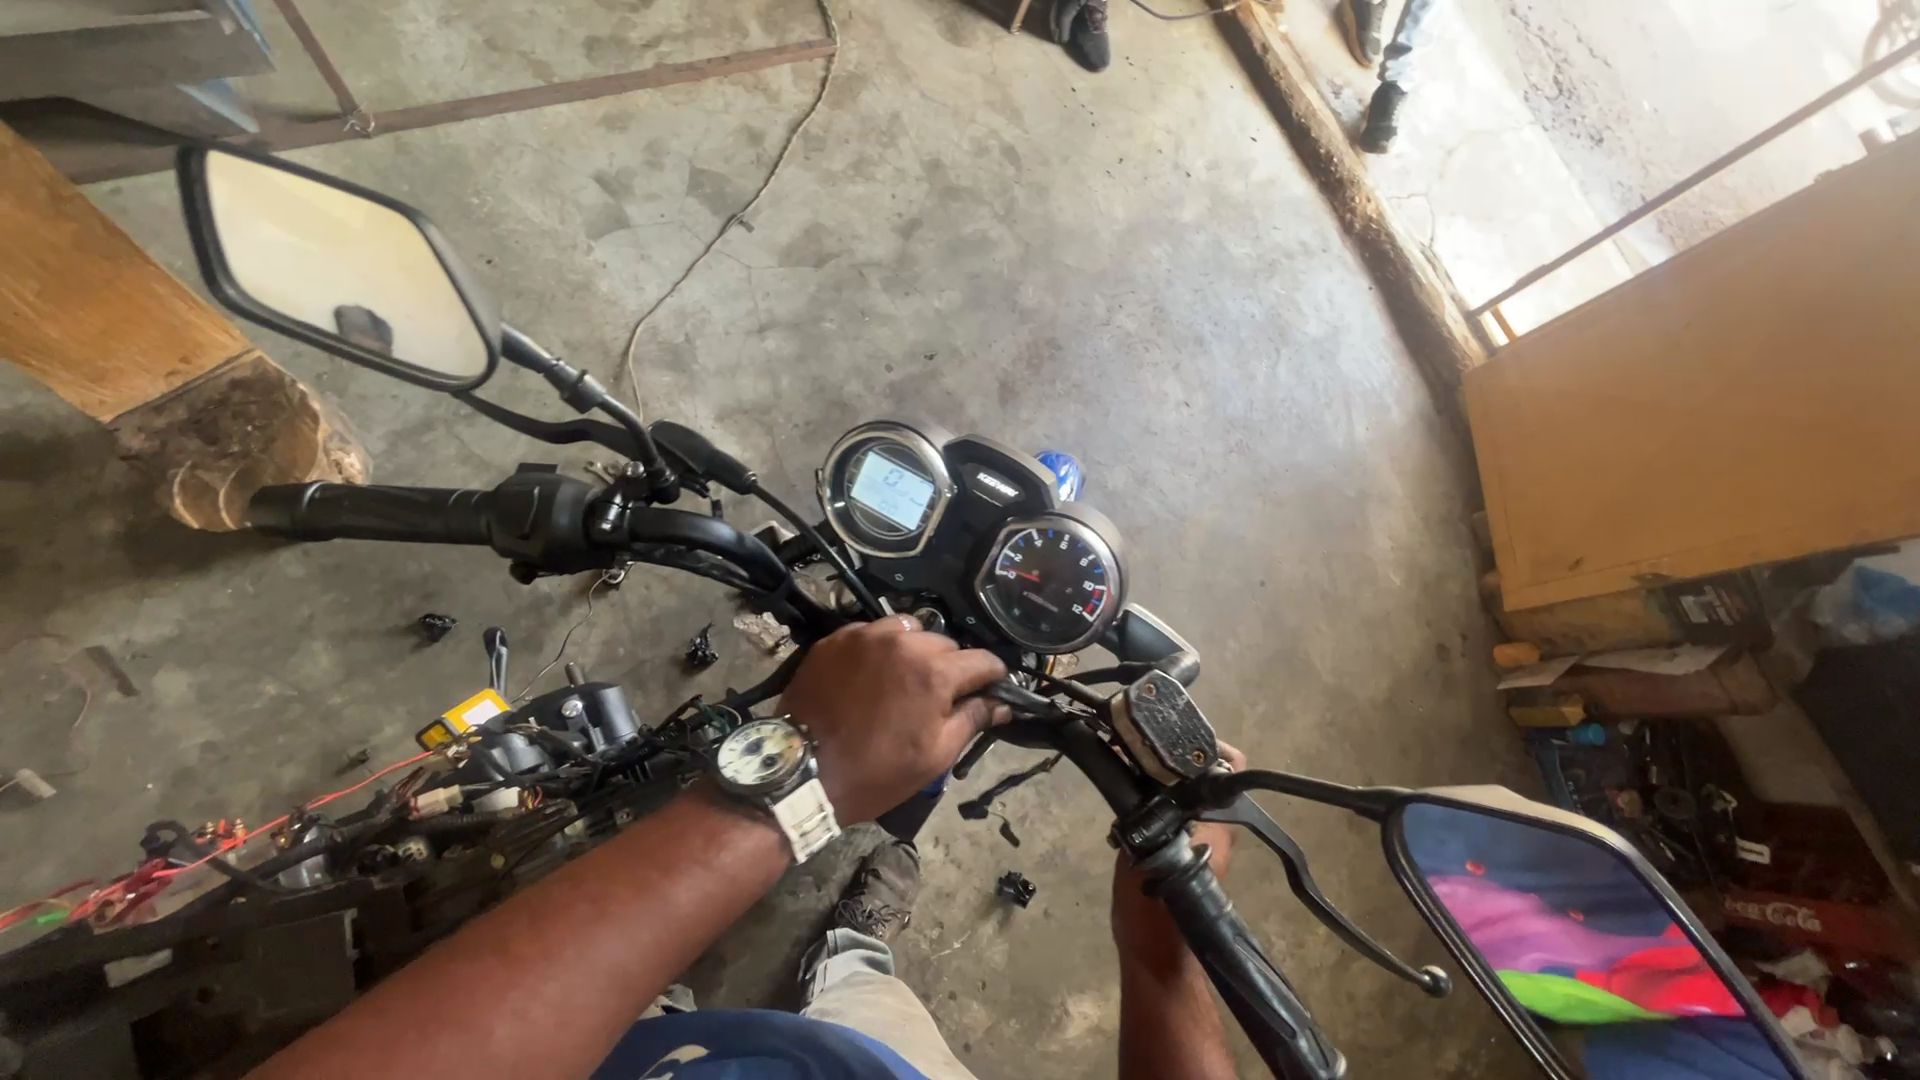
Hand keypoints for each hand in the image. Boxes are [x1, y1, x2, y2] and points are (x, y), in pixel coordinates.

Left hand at [780, 616, 1010, 822]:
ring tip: (904, 679)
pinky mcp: (836, 639)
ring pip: (908, 631)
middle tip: (939, 697)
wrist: (801, 773)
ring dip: (915, 651)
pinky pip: (872, 633)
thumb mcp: (935, 756)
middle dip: (950, 667)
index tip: (992, 689)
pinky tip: (872, 675)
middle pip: (945, 644)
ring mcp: (866, 635)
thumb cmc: (875, 772)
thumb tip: (1002, 703)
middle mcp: (903, 641)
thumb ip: (973, 720)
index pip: (983, 660)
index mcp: (934, 672)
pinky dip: (880, 649)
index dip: (993, 676)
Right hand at [1111, 741, 1245, 979]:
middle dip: (1171, 756)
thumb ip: (1146, 804)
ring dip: (1158, 776)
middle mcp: (1216, 824)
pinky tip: (1124, 797)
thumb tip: (1140, 768)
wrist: (1154, 952)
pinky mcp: (1180, 847)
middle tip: (1137, 745)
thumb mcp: (1147, 847)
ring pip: (1184, 789)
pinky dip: (1151, 797)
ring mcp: (1199, 836)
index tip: (1170, 733)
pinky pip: (1170, 808)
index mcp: (1217, 820)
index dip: (1207, 742)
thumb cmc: (1155, 905)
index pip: (1232, 764)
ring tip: (1126, 765)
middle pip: (1203, 772)